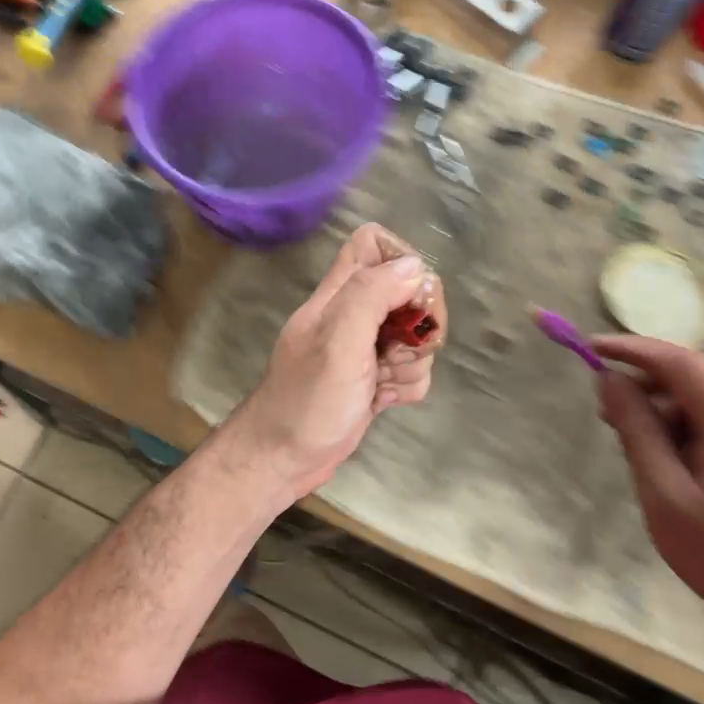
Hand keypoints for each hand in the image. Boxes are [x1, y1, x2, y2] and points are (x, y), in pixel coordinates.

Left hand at [226, 224, 445, 502]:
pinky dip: (407, 387)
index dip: (401, 261)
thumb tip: (414, 267)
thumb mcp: (337, 342)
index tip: (410, 297)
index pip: (373, 244)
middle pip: (409, 293)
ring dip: (412, 363)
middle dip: (419, 324)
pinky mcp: (374, 381)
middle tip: (396, 350)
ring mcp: (365, 349)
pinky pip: (412, 371)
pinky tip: (383, 402)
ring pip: (415, 336)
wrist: (283, 459)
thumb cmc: (306, 400)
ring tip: (381, 384)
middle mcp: (352, 315)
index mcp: (337, 294)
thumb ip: (371, 297)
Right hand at [592, 335, 703, 624]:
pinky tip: (657, 463)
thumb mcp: (663, 490)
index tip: (591, 348)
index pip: (683, 364)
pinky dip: (676, 433)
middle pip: (694, 381)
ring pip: (700, 406)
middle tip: (603, 409)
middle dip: (644, 382)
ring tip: (627, 443)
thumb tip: (610, 380)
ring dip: (659, 412)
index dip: (635, 349)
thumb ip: (637, 430)